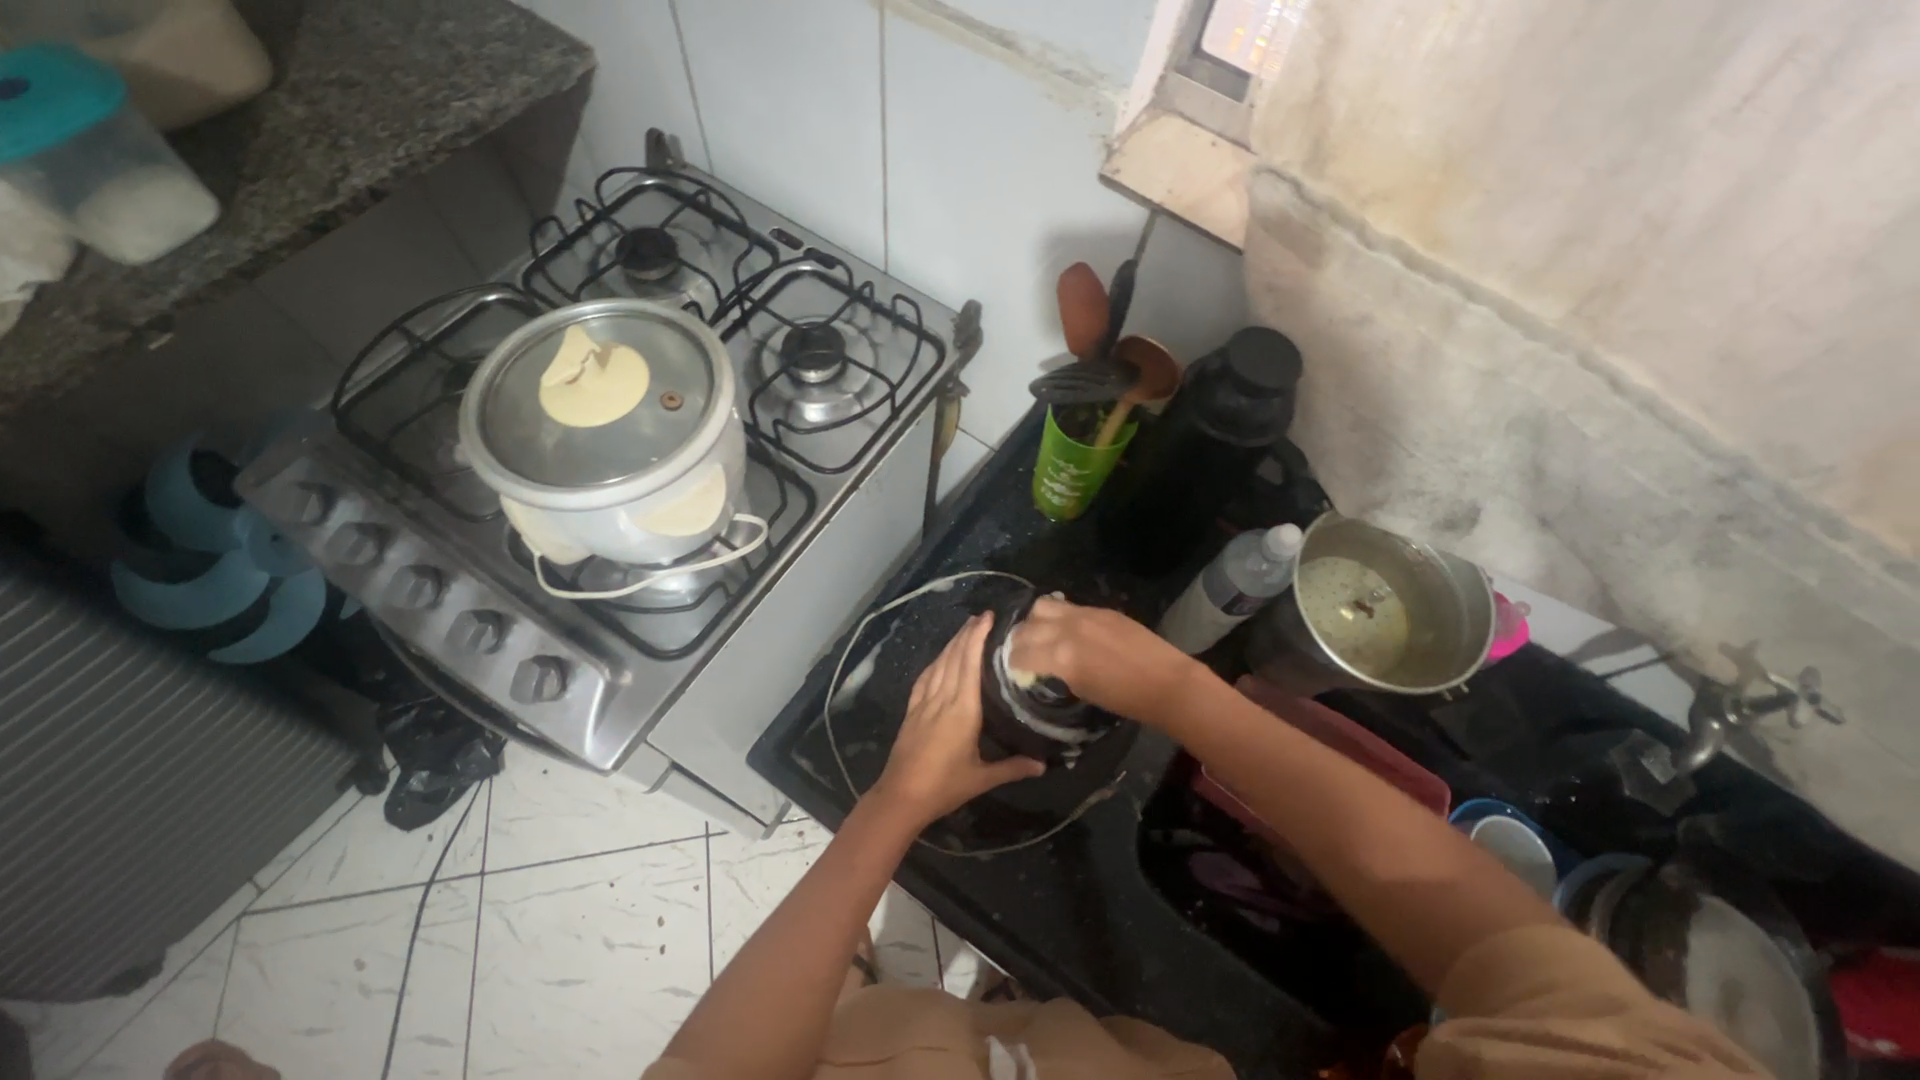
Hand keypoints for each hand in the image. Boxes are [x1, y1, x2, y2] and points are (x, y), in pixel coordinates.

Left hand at [870, 612, 1045, 826]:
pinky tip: (939, 659)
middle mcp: (942, 699)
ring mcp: (923, 704)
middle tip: (982, 616)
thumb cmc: (944, 787)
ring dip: (951, 644)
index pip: (970, 664)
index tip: (988, 618)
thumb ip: (1012, 768)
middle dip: (967, 634)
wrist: (901, 797)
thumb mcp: (982, 779)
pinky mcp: (911, 711)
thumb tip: (1043, 765)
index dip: (977, 638)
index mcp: (962, 710)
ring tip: (965, 629)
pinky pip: (924, 679)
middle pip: (954, 658)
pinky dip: (935, 663)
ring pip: (938, 665)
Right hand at [1006, 597, 1202, 723]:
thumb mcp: (1081, 690)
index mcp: (1061, 656)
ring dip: (1035, 621)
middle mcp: (1067, 629)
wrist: (1166, 682)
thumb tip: (1044, 666)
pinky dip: (1058, 616)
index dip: (1013, 662)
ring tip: (1041, 634)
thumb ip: (1057, 672)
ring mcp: (1085, 615)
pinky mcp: (1101, 610)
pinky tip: (1064, 629)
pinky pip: (1068, 606)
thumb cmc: (1125, 699)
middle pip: (1026, 626)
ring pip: (1042, 606)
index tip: (1014, 668)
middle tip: (1022, 652)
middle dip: (1018, 641)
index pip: (1021, 652)